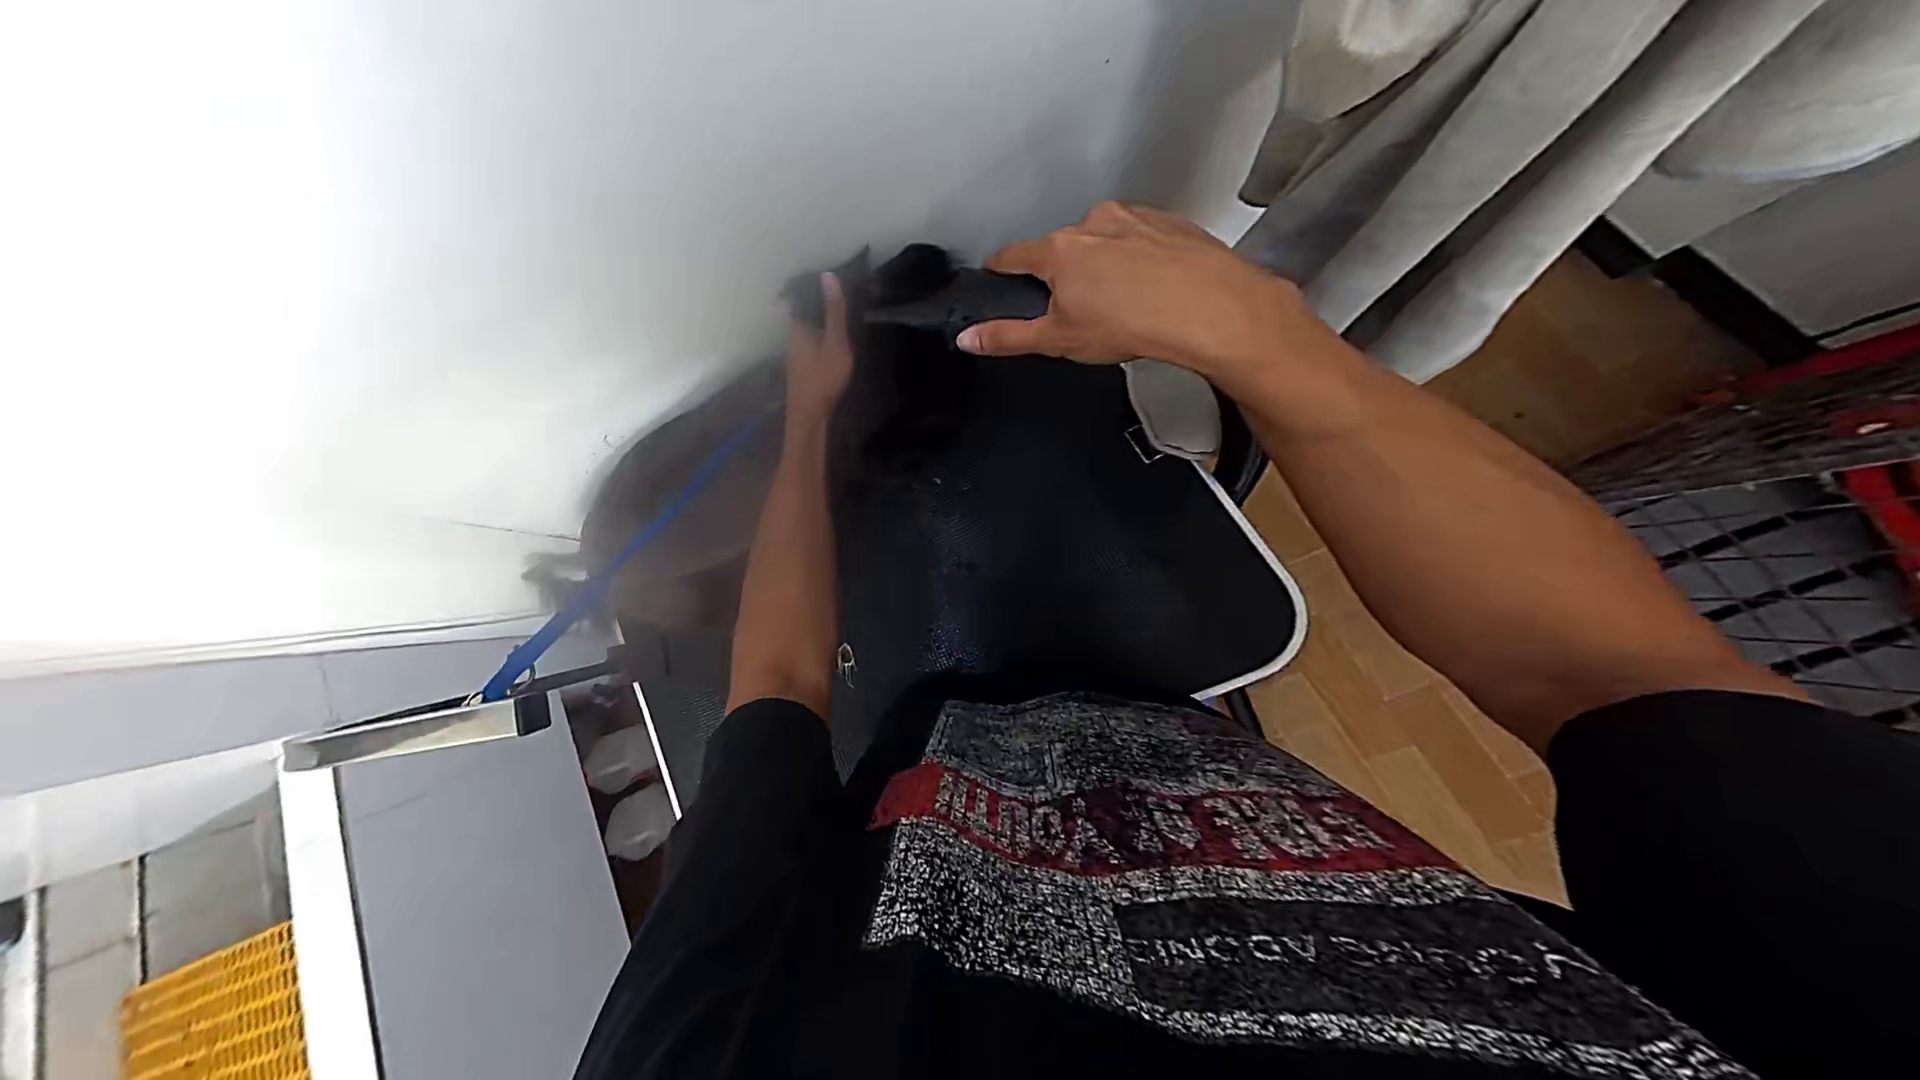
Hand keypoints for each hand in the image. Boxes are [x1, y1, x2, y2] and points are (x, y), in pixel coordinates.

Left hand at [785, 272, 853, 425]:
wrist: (810, 414)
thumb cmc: (823, 378)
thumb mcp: (835, 342)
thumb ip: (834, 311)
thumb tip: (828, 276)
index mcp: (798, 324)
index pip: (804, 294)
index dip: (817, 283)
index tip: (837, 275)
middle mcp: (793, 333)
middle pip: (806, 309)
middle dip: (821, 299)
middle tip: (844, 290)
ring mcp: (796, 349)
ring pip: (810, 324)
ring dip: (823, 316)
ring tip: (844, 308)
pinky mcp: (802, 362)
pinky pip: (813, 338)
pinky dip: (823, 331)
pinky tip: (836, 334)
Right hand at [956, 202, 1342, 394]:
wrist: (1208, 308)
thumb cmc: (1132, 323)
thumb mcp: (1059, 340)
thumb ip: (1009, 337)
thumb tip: (968, 338)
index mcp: (1058, 250)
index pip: (1014, 255)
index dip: (1002, 269)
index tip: (998, 274)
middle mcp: (1092, 223)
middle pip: (1061, 249)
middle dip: (1062, 274)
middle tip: (1078, 310)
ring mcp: (1132, 218)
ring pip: (1102, 242)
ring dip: (1102, 265)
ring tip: (1122, 303)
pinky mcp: (1167, 222)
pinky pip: (1139, 239)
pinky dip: (1137, 258)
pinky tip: (1149, 288)